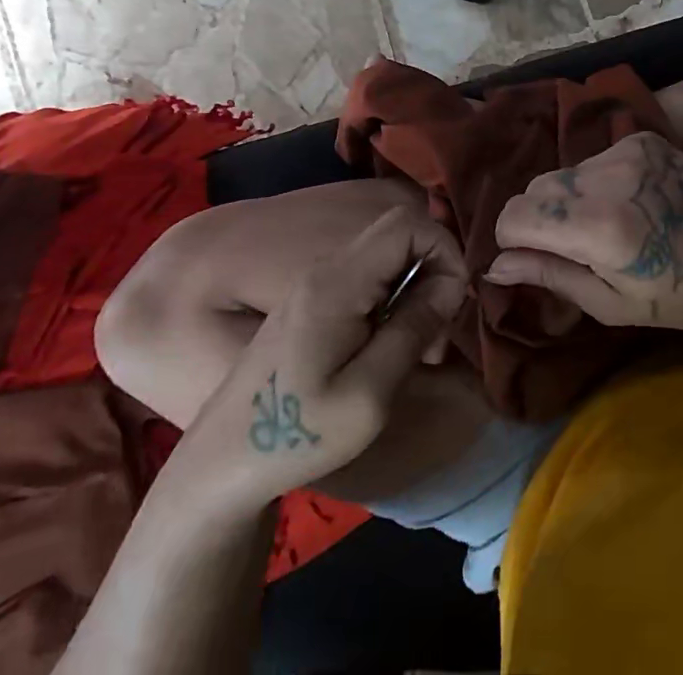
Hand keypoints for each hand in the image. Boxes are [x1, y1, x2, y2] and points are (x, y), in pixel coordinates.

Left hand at [172, 206, 468, 510]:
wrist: (226, 457)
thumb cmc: (300, 434)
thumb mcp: (369, 394)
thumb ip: (414, 330)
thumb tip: (452, 284)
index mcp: (337, 282)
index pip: (406, 224)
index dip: (445, 251)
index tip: (456, 304)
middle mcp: (324, 269)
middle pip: (397, 237)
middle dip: (434, 273)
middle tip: (439, 333)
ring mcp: (314, 284)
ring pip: (384, 260)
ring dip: (414, 291)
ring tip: (417, 347)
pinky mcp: (311, 303)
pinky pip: (365, 281)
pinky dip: (391, 302)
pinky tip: (387, 348)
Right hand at [486, 132, 682, 330]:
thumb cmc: (679, 296)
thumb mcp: (608, 303)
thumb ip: (548, 275)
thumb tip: (494, 266)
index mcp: (601, 228)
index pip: (515, 216)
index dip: (510, 239)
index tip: (527, 257)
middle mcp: (608, 178)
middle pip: (533, 189)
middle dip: (536, 219)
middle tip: (570, 248)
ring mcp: (627, 152)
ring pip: (560, 175)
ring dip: (564, 201)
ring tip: (602, 226)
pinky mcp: (640, 140)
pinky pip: (588, 162)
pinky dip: (592, 185)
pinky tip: (625, 205)